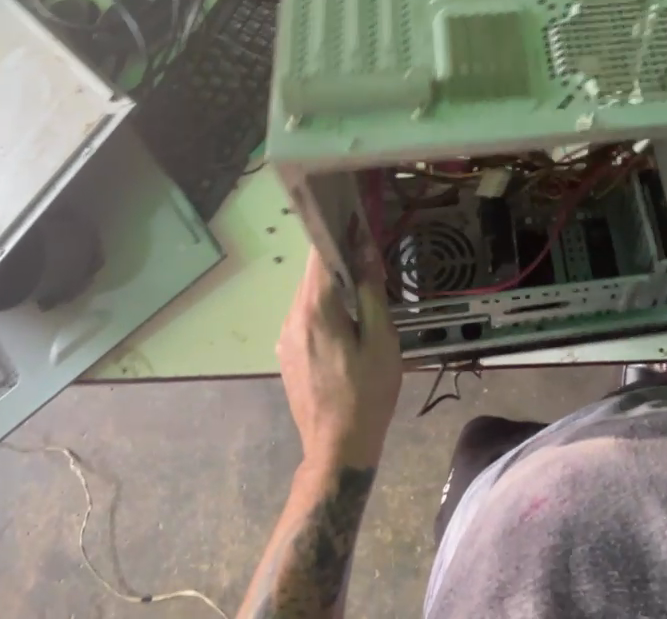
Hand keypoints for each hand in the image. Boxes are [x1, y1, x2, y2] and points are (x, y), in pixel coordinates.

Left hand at [278, 247, 402, 469]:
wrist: (338, 447)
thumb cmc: (368, 392)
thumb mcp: (381, 338)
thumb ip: (370, 290)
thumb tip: (366, 248)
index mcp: (316, 309)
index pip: (320, 254)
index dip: (339, 233)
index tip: (358, 220)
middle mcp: (292, 317)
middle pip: (313, 274)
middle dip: (339, 259)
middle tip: (370, 255)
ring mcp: (285, 337)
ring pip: (308, 296)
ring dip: (332, 286)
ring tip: (363, 289)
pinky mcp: (286, 354)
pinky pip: (305, 317)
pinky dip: (325, 308)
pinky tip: (347, 322)